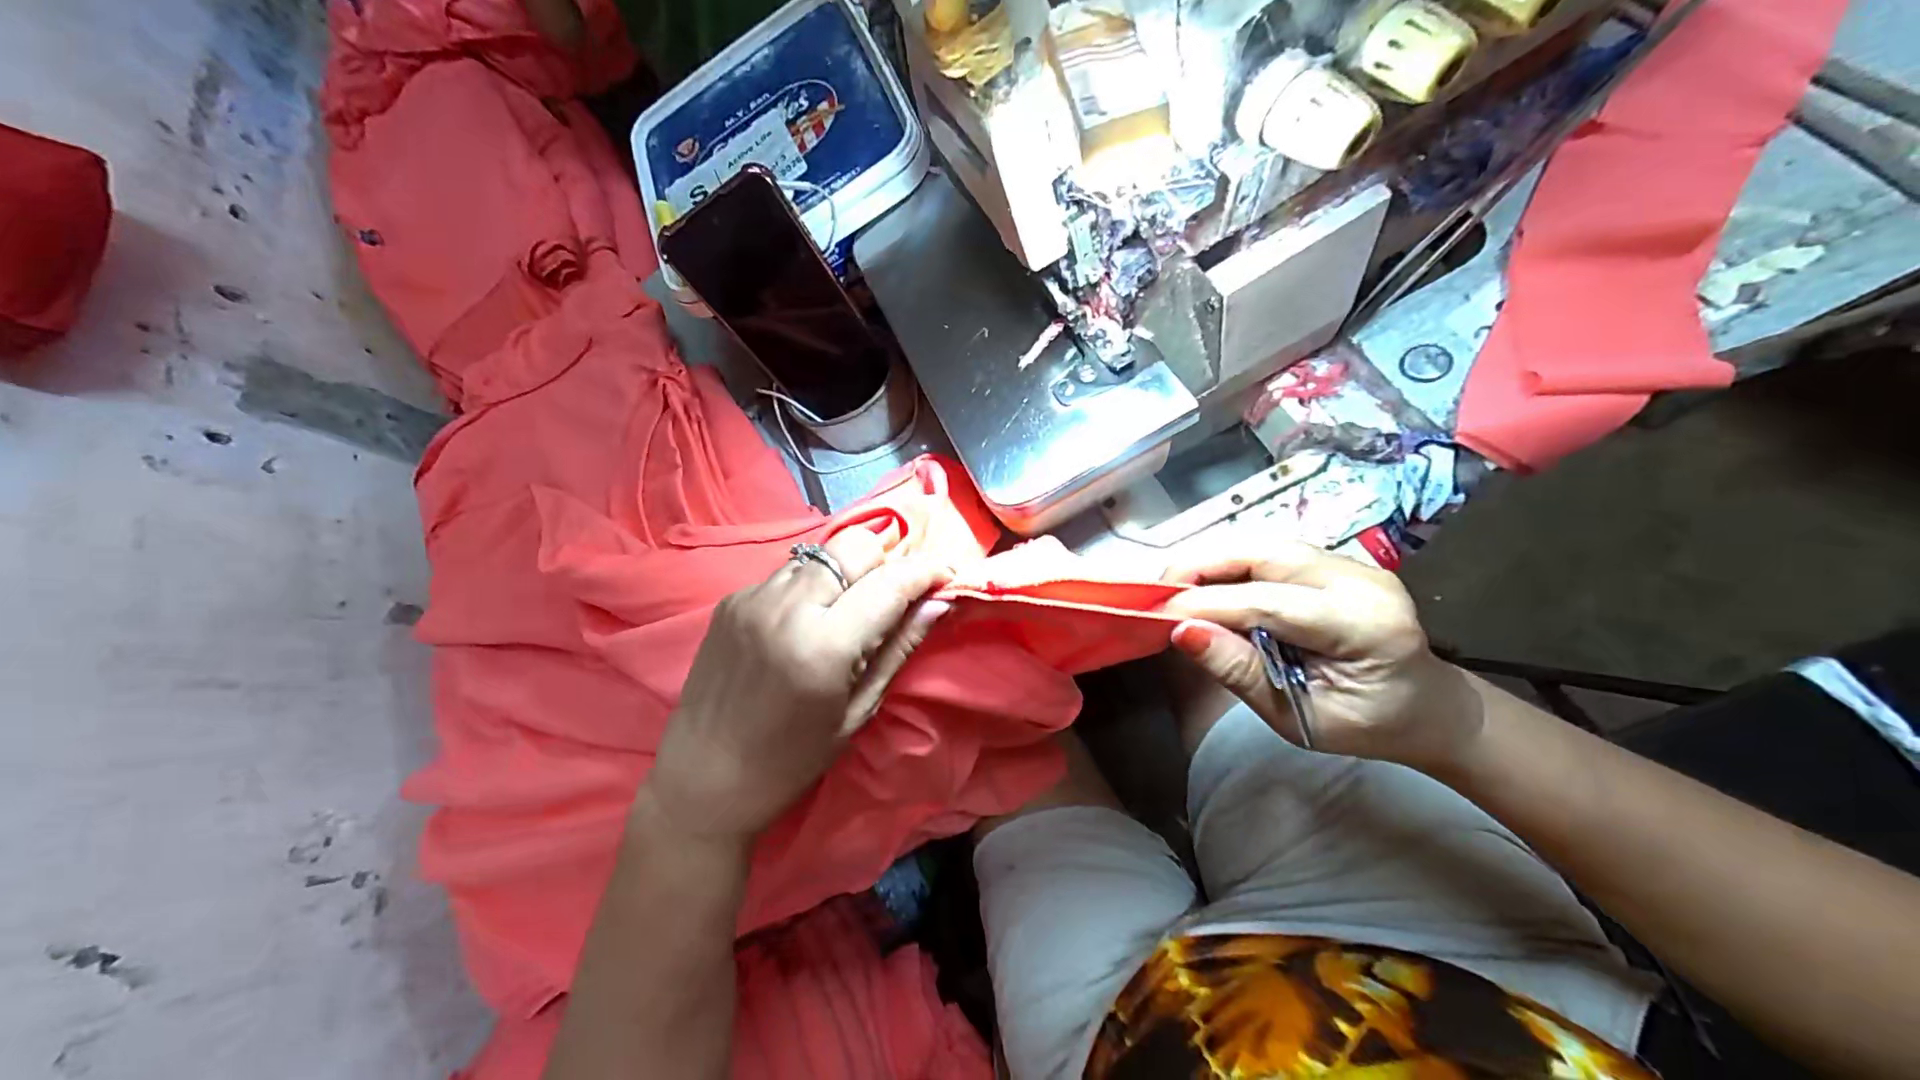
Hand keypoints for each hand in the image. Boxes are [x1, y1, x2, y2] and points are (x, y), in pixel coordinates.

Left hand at [645, 530, 952, 845]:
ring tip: (845, 613)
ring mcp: (752, 598)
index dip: (926, 570)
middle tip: (892, 596)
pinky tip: (804, 624)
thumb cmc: (792, 759)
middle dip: (884, 561)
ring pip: (820, 555)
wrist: (703, 777)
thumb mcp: (857, 711)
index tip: (947, 573)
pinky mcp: (730, 600)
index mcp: (823, 645)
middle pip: (853, 546)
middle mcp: (786, 607)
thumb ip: (899, 648)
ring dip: (845, 573)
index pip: (889, 582)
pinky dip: (809, 588)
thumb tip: (939, 603)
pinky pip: (786, 574)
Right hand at [1160, 539, 1481, 769]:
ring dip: (1211, 560)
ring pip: (1263, 544)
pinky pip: (1270, 552)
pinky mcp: (1336, 560)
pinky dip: (1230, 564)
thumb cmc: (1368, 726)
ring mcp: (1351, 563)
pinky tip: (1207, 583)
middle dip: (1201, 565)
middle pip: (1264, 553)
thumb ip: (1240, 671)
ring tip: (1175, 588)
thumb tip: (1181, 632)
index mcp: (1364, 625)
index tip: (1156, 615)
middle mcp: (1361, 580)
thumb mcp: (1299, 717)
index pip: (1268, 601)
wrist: (1428, 708)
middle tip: (1157, 592)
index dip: (1206, 604)